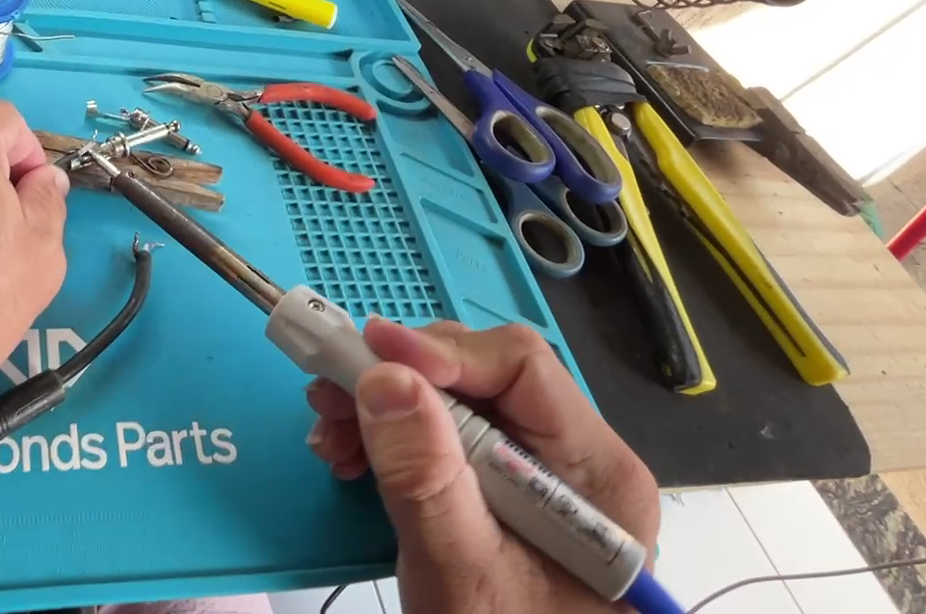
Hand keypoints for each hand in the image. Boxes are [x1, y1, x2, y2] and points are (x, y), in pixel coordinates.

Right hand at [305, 320, 659, 612]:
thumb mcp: (461, 574)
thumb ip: (426, 478)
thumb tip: (384, 375)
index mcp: (595, 473)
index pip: (519, 367)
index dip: (438, 351)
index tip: (366, 354)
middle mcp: (570, 457)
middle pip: (476, 373)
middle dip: (395, 378)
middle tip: (330, 397)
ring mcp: (531, 472)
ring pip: (447, 396)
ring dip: (378, 403)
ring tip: (330, 436)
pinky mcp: (494, 487)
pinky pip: (435, 431)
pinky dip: (384, 432)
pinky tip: (350, 456)